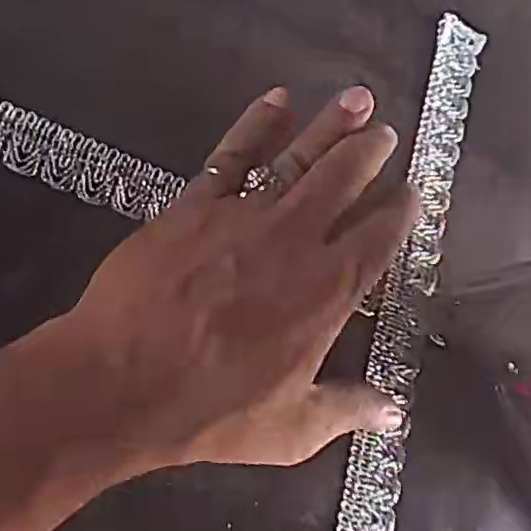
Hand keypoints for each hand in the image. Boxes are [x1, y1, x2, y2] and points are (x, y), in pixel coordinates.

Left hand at [41, 85, 419, 468]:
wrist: (120, 381)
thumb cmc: (207, 411)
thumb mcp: (287, 430)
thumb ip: (345, 411)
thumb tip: (395, 413)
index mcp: (327, 291)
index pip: (378, 239)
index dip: (399, 213)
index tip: (410, 195)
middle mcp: (293, 242)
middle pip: (344, 182)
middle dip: (370, 154)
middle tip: (385, 133)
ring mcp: (240, 218)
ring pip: (297, 159)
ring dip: (331, 126)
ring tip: (357, 100)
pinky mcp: (190, 207)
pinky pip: (230, 156)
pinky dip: (255, 125)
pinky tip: (275, 102)